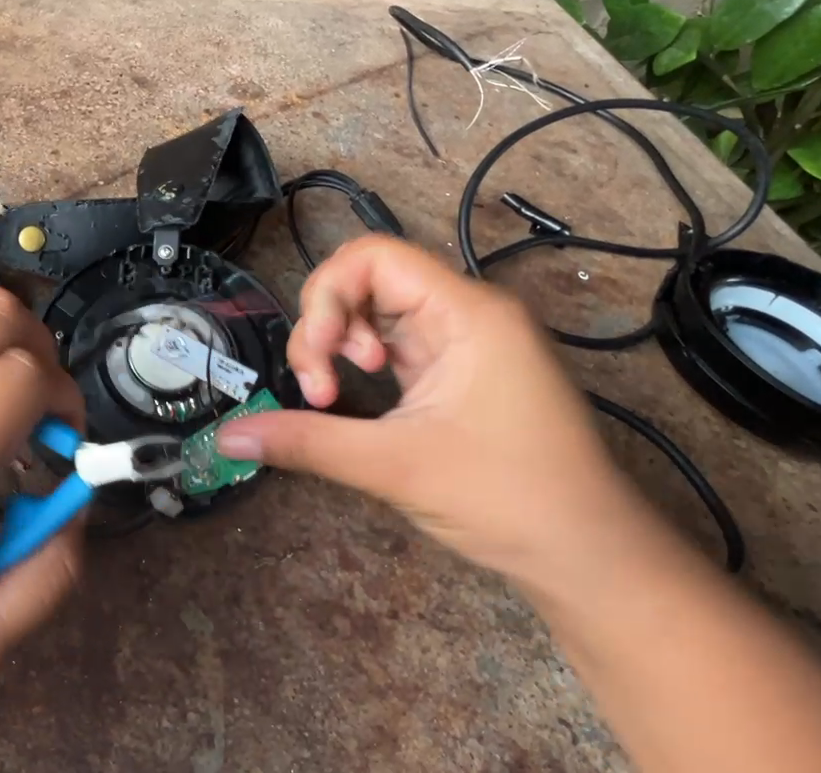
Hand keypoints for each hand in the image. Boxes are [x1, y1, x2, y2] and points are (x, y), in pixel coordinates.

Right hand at [216, 235, 657, 586]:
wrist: (592, 561)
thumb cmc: (510, 500)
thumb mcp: (394, 466)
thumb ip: (303, 441)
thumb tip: (227, 436)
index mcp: (466, 314)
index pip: (372, 259)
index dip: (327, 296)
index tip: (324, 362)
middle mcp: (466, 314)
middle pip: (364, 280)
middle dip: (325, 326)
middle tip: (320, 388)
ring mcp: (462, 342)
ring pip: (372, 310)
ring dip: (337, 345)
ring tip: (333, 394)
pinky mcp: (456, 370)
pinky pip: (390, 341)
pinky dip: (357, 361)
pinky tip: (351, 396)